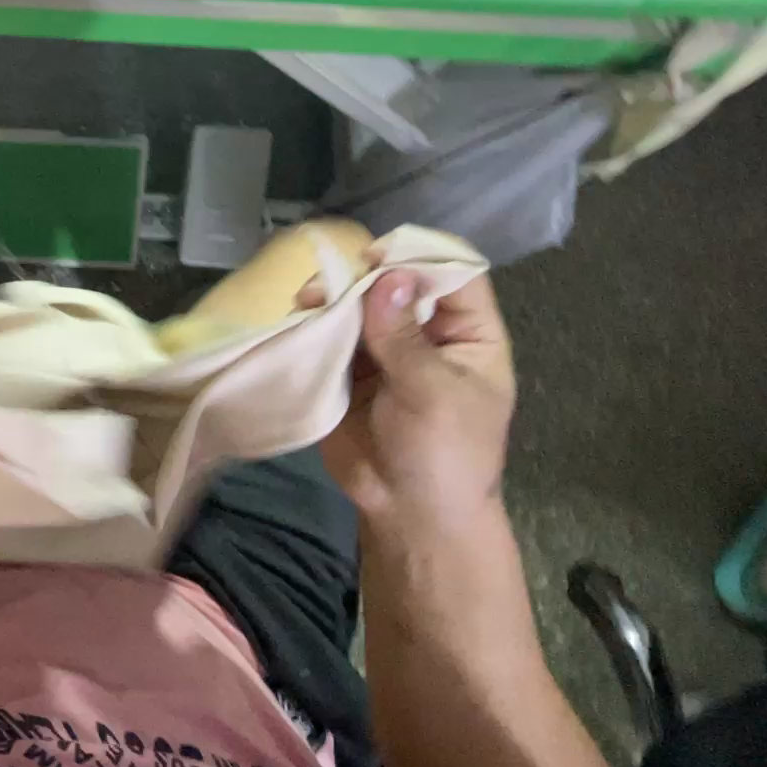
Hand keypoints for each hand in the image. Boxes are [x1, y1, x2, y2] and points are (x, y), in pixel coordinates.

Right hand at [319, 268, 516, 529]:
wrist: (406, 509)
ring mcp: (383, 353)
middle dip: (362, 278)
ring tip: (306, 301)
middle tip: (328, 283)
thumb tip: (386, 277)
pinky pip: (331, 335)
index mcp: (468, 336)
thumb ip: (404, 336)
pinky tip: (298, 320)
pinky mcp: (347, 371)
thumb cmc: (444, 453)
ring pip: (357, 307)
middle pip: (396, 285)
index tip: (377, 256)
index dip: (419, 259)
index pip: (453, 277)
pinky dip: (314, 324)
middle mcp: (425, 335)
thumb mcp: (433, 393)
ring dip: (332, 299)